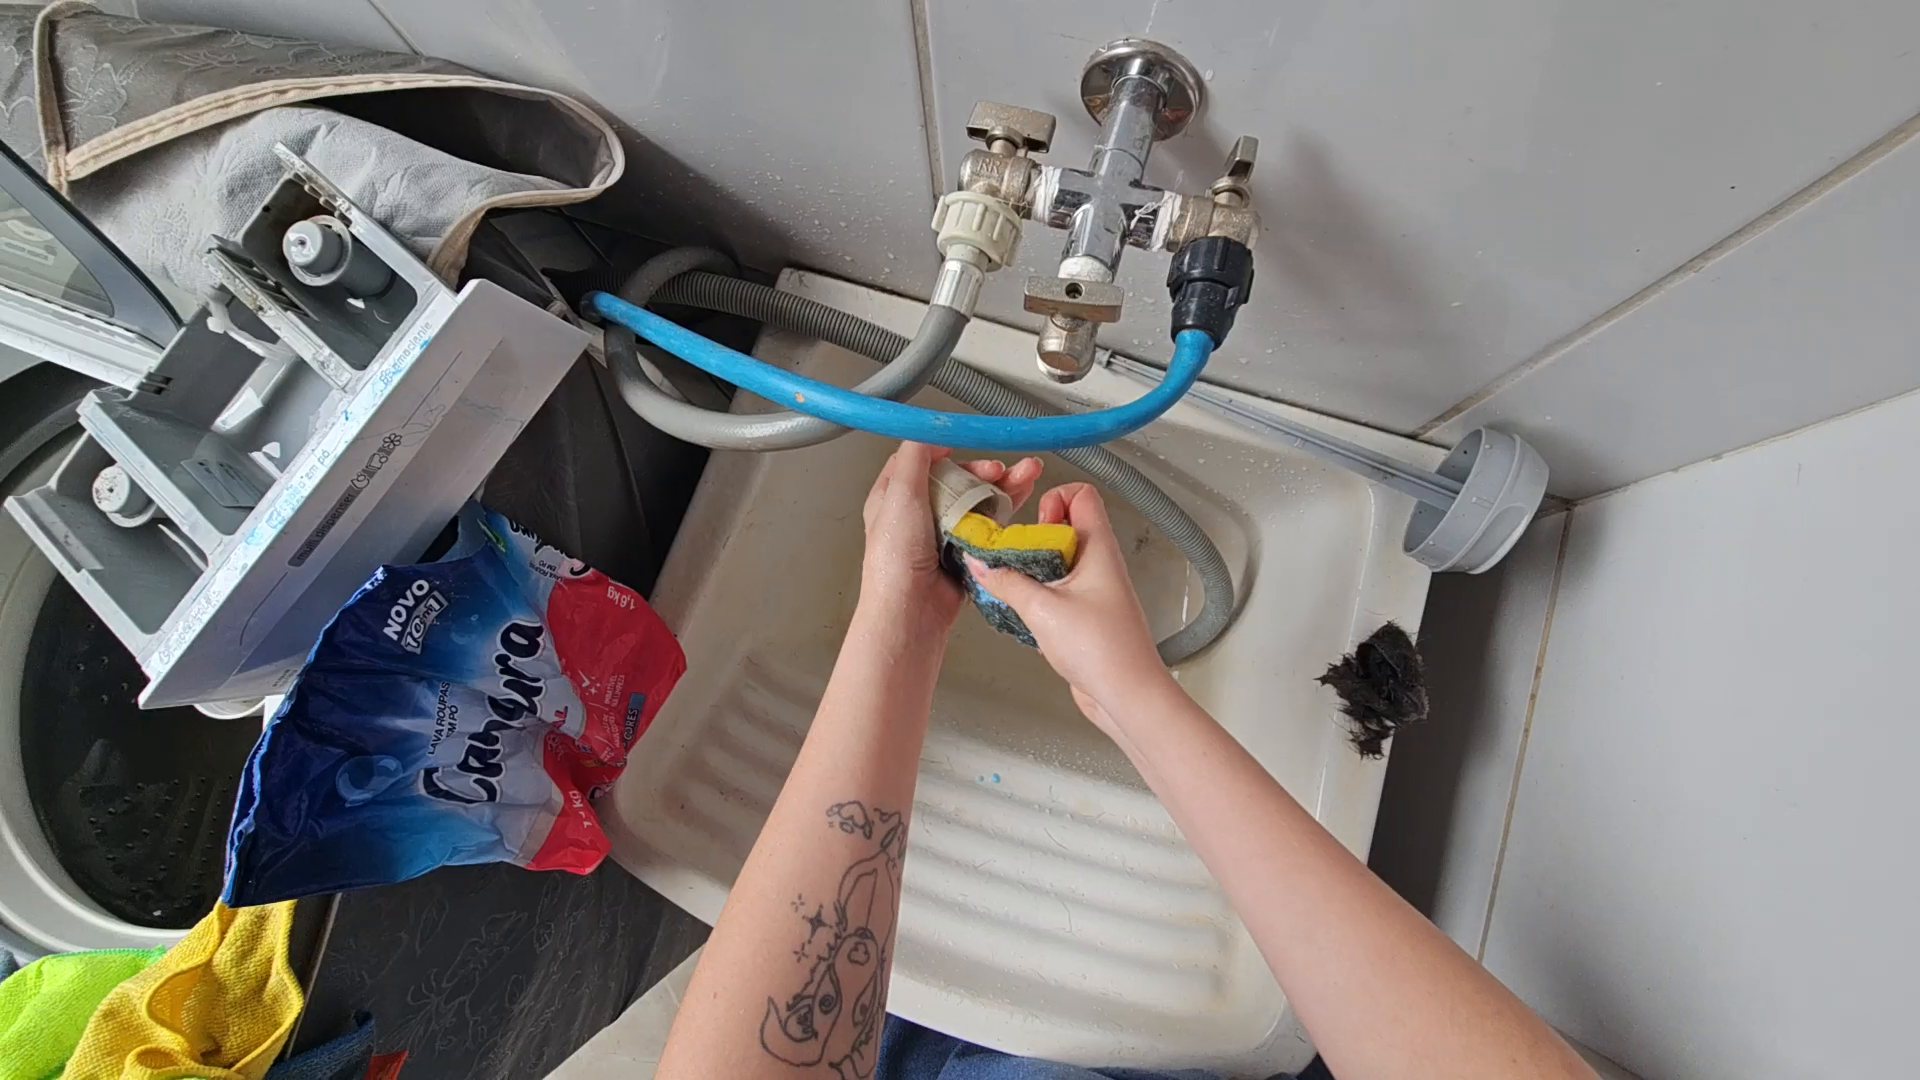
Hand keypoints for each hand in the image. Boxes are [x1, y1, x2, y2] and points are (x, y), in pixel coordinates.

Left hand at [859, 441, 1040, 632]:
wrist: (912, 610)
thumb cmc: (895, 559)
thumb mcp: (899, 495)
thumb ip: (913, 458)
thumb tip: (925, 432)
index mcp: (895, 498)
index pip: (923, 463)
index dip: (947, 451)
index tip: (969, 445)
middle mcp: (918, 515)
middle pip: (958, 481)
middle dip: (985, 472)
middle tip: (1002, 470)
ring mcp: (943, 535)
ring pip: (978, 502)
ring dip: (1004, 487)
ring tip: (1028, 475)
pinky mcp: (965, 553)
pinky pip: (989, 527)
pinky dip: (1006, 512)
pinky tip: (1021, 501)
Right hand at [963, 483, 1172, 739]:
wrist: (1127, 695)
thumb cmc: (1102, 649)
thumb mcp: (1042, 609)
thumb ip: (1006, 582)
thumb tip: (980, 563)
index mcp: (1099, 548)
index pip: (1082, 496)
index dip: (1053, 500)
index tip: (1032, 525)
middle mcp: (1099, 563)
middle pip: (1063, 527)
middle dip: (1032, 536)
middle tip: (1013, 556)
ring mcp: (1093, 589)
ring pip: (1056, 560)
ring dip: (1030, 568)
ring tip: (1012, 584)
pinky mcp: (1084, 613)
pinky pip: (1055, 589)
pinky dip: (1035, 593)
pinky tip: (1021, 611)